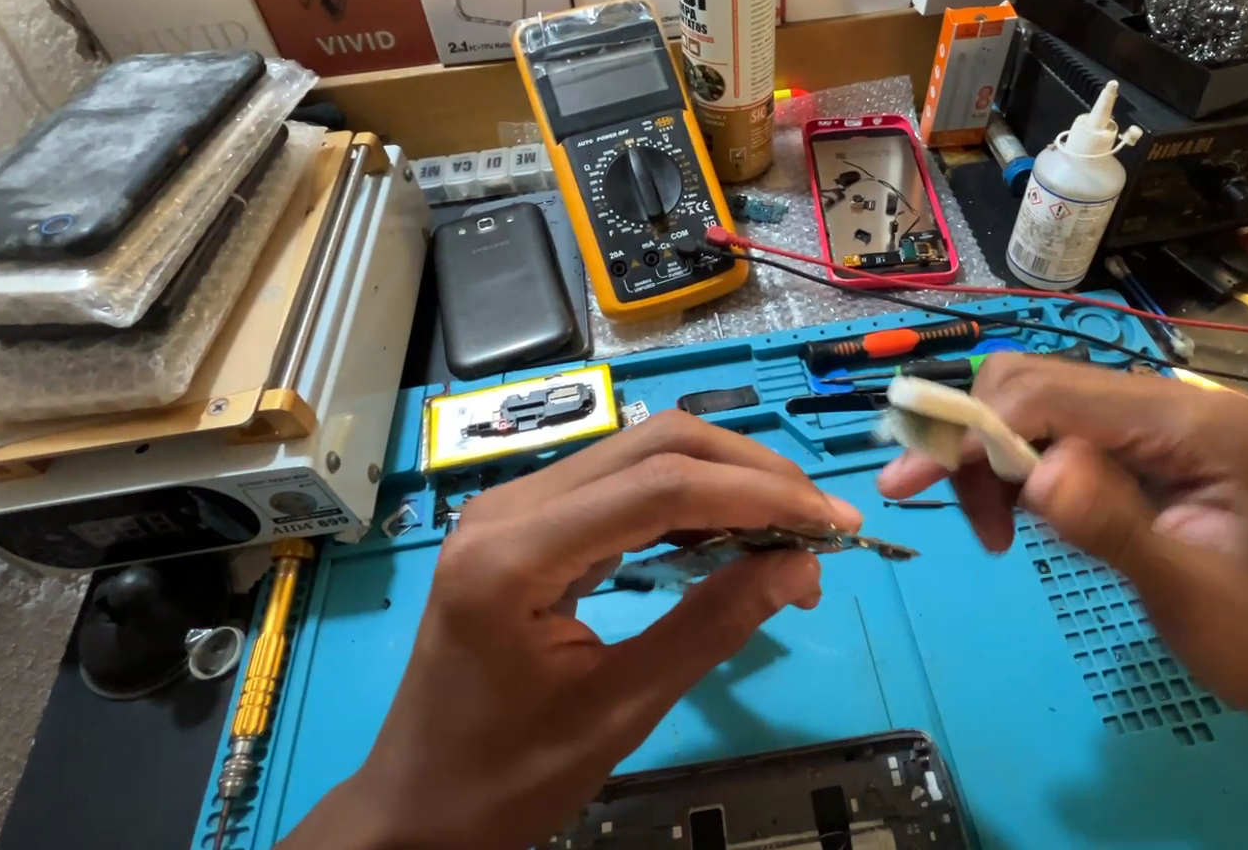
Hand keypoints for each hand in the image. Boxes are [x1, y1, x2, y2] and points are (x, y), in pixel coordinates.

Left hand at [291, 411, 861, 849]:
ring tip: (787, 529)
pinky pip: (624, 482)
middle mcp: (511, 504)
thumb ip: (712, 627)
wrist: (417, 803)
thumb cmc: (507, 777)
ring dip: (725, 479)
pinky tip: (730, 532)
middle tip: (817, 521)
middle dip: (749, 473)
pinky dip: (689, 499)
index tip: (830, 522)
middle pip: (655, 444)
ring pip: (644, 452)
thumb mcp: (620, 712)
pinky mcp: (532, 516)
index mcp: (515, 555)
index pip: (658, 487)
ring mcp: (517, 503)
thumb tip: (799, 565)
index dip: (755, 494)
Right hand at [878, 355, 1247, 751]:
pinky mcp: (1137, 444)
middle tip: (932, 499)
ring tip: (990, 530)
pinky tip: (1014, 517)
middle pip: (1032, 385)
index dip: (973, 429)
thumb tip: (1035, 475)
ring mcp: (1152, 420)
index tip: (912, 477)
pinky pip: (1050, 433)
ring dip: (987, 457)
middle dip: (970, 438)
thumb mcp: (1190, 597)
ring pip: (1031, 404)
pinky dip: (1012, 469)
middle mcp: (1168, 401)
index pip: (1053, 395)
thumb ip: (1112, 526)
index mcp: (1193, 424)